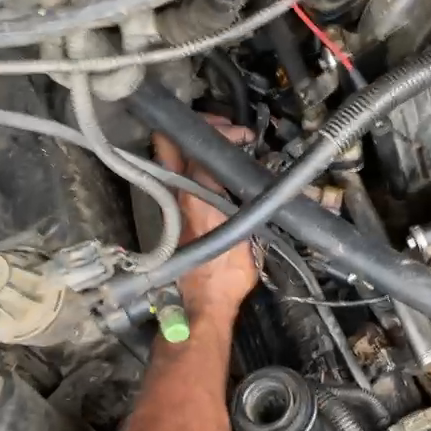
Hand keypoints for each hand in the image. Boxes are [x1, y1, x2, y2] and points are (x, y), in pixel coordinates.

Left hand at [152, 125, 259, 331]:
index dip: (222, 132)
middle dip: (199, 127)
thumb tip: (259, 182)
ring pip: (174, 159)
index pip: (199, 147)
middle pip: (171, 143)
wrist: (205, 303)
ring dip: (197, 146)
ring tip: (226, 146)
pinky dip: (197, 166)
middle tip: (226, 130)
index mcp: (196, 197)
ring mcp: (175, 204)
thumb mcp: (247, 236)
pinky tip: (218, 172)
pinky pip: (181, 179)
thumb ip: (251, 205)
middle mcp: (179, 195)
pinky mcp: (178, 216)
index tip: (243, 136)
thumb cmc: (226, 275)